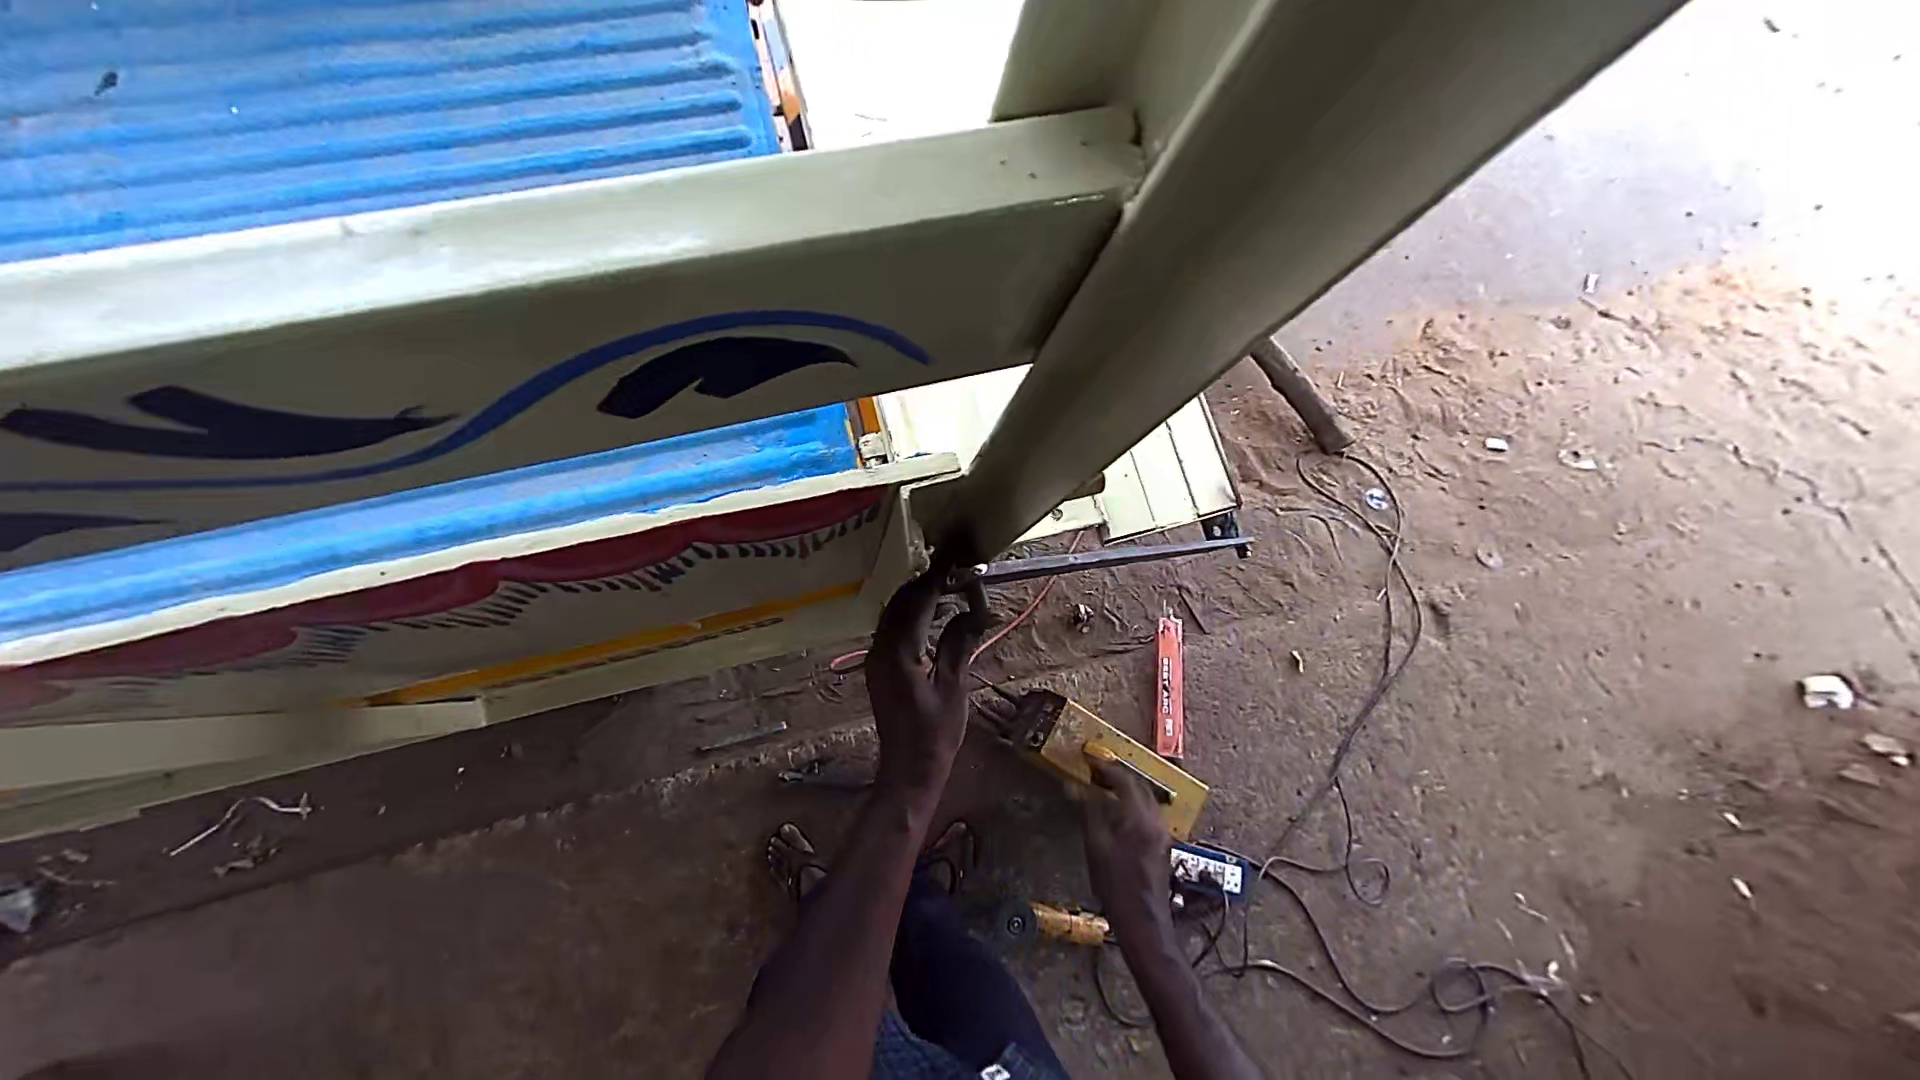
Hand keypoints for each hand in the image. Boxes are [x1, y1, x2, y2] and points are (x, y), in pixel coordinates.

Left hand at [865, 566, 988, 801]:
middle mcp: (880, 649)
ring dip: (920, 597)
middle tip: (958, 571)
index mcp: (899, 652)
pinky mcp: (879, 667)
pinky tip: (936, 615)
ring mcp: (876, 658)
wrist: (908, 770)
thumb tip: (974, 609)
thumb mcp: (954, 687)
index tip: (958, 559)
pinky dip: (914, 614)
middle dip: (928, 582)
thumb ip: (960, 643)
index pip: (918, 601)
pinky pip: (894, 628)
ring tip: (952, 588)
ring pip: (894, 613)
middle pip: (901, 601)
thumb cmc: (935, 735)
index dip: (938, 577)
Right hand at [1083, 755, 1172, 935]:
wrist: (1143, 921)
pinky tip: (1116, 810)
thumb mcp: (1095, 846)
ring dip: (1125, 788)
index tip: (1089, 758)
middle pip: (1139, 785)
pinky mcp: (1161, 843)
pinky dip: (1131, 803)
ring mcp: (1162, 832)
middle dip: (1117, 774)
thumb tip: (1074, 787)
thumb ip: (1087, 811)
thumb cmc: (1117, 886)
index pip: (1124, 780)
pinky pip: (1147, 811)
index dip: (1105, 767)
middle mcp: (1156, 820)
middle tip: (1095, 770)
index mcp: (1140, 817)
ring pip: (1145, 798)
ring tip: (1103, 787)